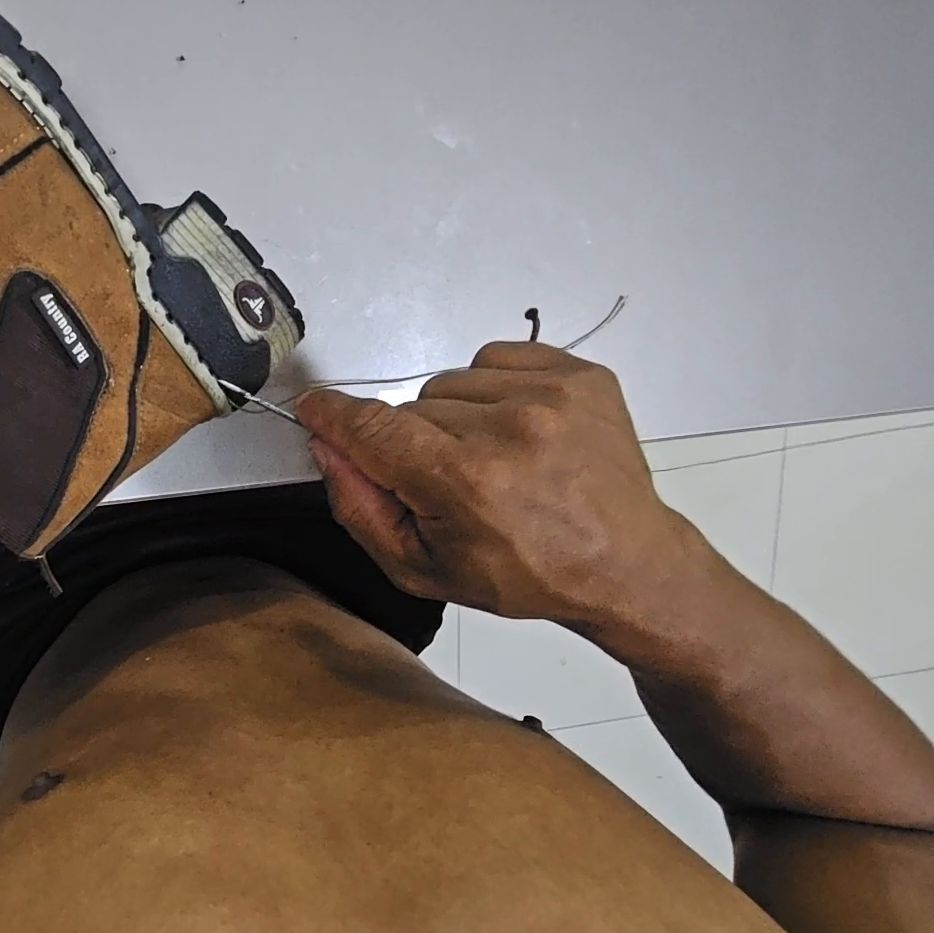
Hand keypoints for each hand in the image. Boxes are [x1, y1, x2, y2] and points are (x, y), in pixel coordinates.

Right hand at [298, 341, 713, 629]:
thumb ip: (358, 507)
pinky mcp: (580, 374)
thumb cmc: (520, 574)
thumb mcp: (418, 567)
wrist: (621, 563)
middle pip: (406, 407)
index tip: (312, 408)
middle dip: (405, 440)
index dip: (330, 414)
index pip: (370, 426)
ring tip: (483, 455)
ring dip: (448, 415)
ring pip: (447, 382)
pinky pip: (492, 359)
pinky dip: (486, 390)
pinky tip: (508, 429)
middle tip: (440, 479)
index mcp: (464, 481)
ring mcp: (550, 395)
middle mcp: (508, 428)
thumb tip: (326, 447)